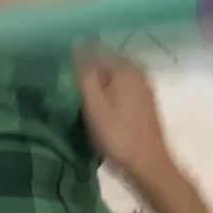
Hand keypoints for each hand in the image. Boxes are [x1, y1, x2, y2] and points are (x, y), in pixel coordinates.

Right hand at [77, 51, 176, 188]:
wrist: (149, 166)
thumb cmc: (118, 137)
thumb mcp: (95, 106)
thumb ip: (86, 75)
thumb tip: (77, 45)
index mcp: (126, 68)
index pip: (97, 51)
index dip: (79, 58)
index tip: (63, 71)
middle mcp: (137, 72)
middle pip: (107, 64)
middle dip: (89, 71)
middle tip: (70, 87)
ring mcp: (144, 88)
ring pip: (114, 78)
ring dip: (98, 85)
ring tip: (81, 99)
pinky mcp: (145, 103)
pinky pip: (121, 90)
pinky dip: (109, 95)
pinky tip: (99, 109)